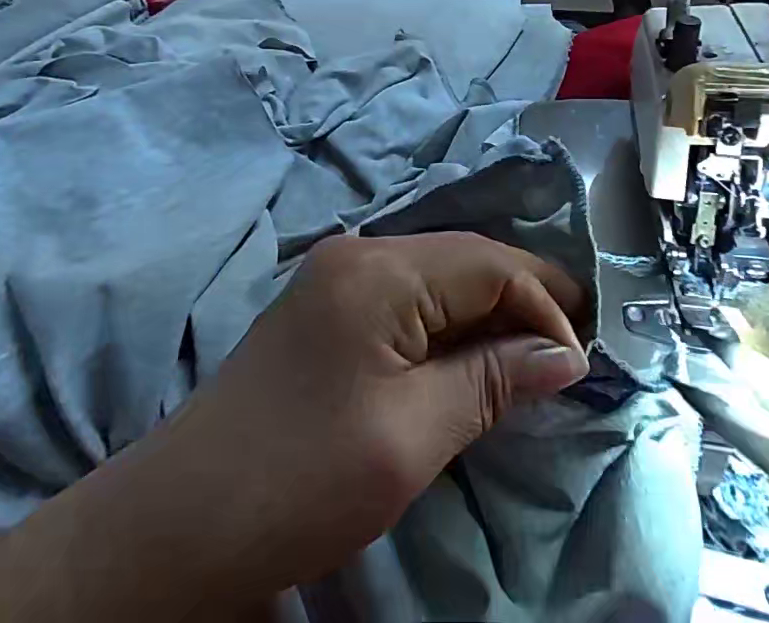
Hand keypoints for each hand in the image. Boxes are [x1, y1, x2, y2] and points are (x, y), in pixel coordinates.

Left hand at [0, 232, 590, 621]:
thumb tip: (566, 355)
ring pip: (437, 279)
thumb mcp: (411, 432)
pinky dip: (447, 326)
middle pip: (463, 261)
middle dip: (520, 305)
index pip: (489, 262)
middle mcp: (355, 255)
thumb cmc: (303, 474)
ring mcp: (335, 279)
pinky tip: (470, 359)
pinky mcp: (325, 310)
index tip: (581, 367)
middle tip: (569, 361)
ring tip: (530, 364)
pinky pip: (406, 300)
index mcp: (377, 270)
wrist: (188, 514)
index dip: (544, 306)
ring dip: (486, 316)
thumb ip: (492, 380)